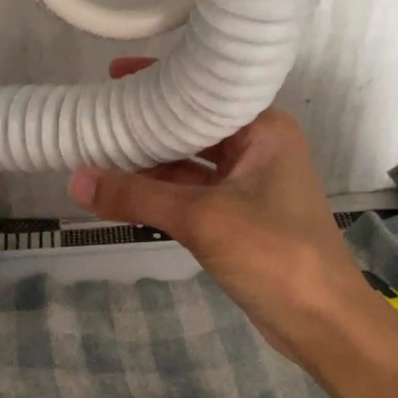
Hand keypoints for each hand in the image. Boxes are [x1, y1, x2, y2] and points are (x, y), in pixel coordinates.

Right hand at [67, 58, 373, 364]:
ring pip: (190, 166)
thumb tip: (76, 180)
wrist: (322, 321)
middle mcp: (259, 150)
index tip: (111, 76)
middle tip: (95, 115)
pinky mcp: (239, 220)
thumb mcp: (202, 218)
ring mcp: (249, 187)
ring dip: (150, 164)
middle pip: (194, 128)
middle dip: (147, 126)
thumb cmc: (273, 253)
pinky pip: (192, 196)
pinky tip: (123, 192)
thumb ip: (138, 196)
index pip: (204, 92)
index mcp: (264, 130)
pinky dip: (161, 195)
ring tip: (97, 152)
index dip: (158, 82)